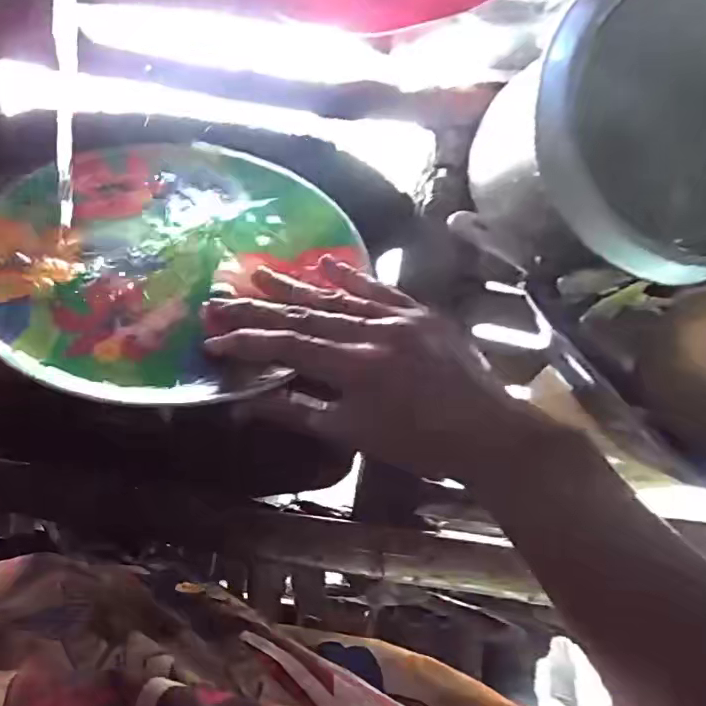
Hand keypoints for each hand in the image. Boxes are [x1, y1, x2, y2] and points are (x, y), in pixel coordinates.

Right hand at [201, 257, 572, 485]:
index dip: (246, 342)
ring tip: (258, 273)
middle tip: (219, 299)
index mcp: (356, 365)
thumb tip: (243, 404)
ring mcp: (401, 319)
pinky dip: (350, 276)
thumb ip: (294, 411)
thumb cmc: (417, 444)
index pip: (287, 345)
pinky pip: (380, 290)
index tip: (212, 341)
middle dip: (256, 308)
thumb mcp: (349, 432)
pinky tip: (324, 262)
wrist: (494, 436)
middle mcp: (375, 332)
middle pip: (304, 315)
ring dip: (293, 285)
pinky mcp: (422, 315)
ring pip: (336, 297)